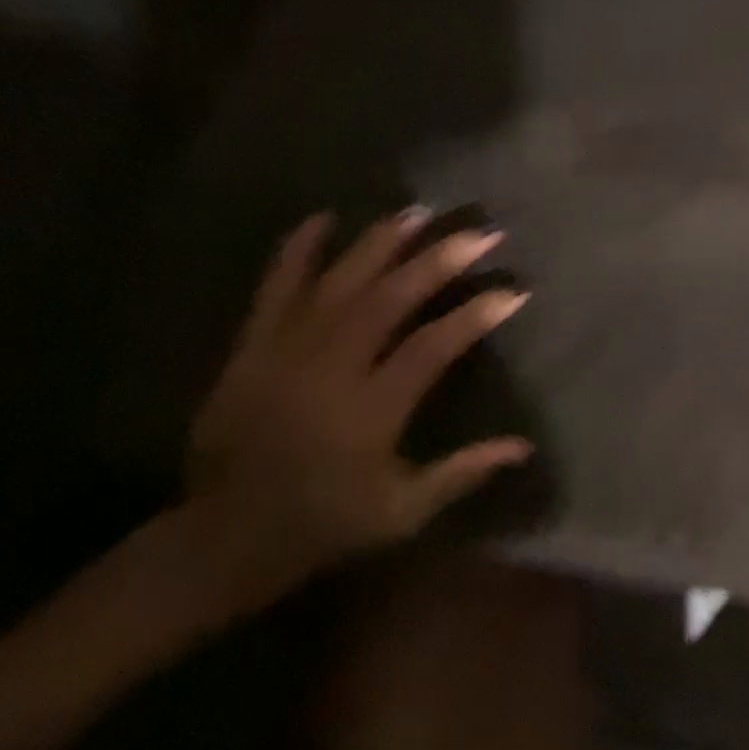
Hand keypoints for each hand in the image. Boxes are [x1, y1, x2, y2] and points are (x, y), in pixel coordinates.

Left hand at [186, 208, 532, 581]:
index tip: (514, 291)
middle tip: (479, 234)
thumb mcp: (404, 511)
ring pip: (335, 286)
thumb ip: (463, 472)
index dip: (476, 316)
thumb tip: (524, 446)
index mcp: (370, 410)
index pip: (432, 347)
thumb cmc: (326, 524)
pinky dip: (296, 253)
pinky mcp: (250, 352)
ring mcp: (283, 355)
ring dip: (378, 245)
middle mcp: (328, 371)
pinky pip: (273, 292)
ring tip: (417, 212)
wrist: (224, 537)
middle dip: (437, 263)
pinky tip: (323, 219)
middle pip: (386, 301)